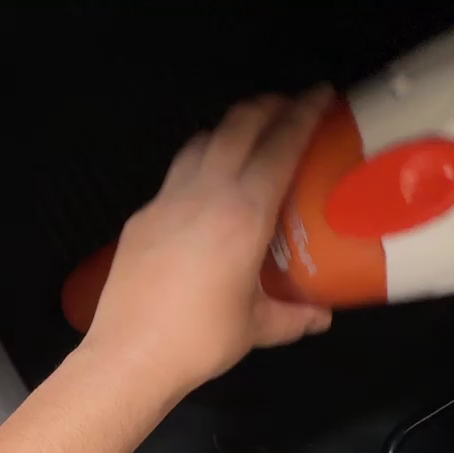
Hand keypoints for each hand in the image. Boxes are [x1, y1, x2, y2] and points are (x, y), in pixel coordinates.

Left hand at [77, 87, 335, 399]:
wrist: (130, 356)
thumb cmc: (199, 342)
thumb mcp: (256, 328)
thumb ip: (294, 317)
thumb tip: (323, 318)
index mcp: (244, 212)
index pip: (281, 143)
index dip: (305, 111)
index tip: (321, 95)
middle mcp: (204, 194)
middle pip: (238, 125)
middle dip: (267, 107)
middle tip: (286, 110)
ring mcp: (166, 203)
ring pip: (200, 143)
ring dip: (227, 132)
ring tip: (244, 142)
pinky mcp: (140, 220)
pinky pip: (172, 178)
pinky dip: (195, 168)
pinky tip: (200, 193)